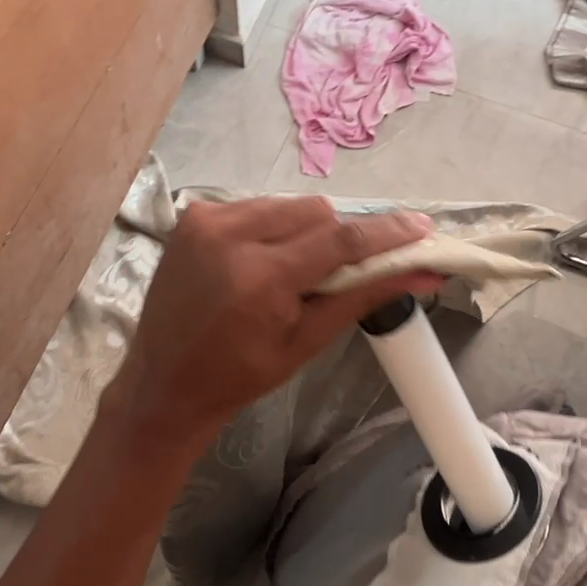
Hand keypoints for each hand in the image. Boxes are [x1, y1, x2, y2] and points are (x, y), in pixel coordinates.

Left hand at [107, 196, 441, 444]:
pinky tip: (257, 259)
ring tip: (292, 267)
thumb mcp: (307, 341)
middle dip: (335, 235)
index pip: (340, 239)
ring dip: (302, 229)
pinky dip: (268, 226)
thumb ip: (363, 297)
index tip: (421, 227)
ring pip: (285, 203)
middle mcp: (231, 235)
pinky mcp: (192, 214)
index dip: (386, 232)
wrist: (163, 382)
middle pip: (314, 211)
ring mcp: (206, 219)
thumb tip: (423, 273)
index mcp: (261, 277)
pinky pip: (253, 205)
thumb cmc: (240, 375)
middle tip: (335, 270)